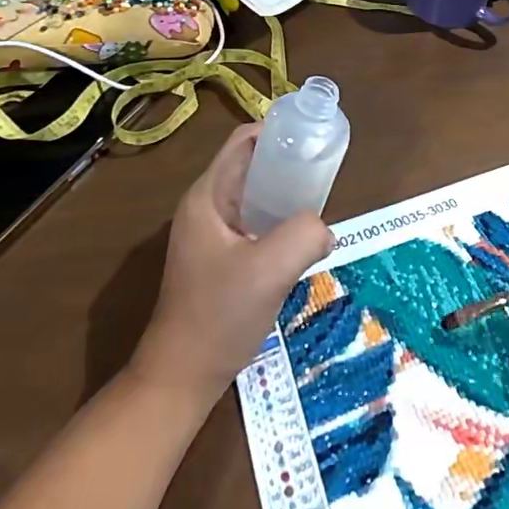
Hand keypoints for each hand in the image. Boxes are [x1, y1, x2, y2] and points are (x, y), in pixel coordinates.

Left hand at [129, 124, 333, 403]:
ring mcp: (210, 234)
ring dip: (284, 197)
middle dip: (287, 165)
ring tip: (319, 205)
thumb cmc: (219, 315)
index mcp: (207, 196)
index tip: (313, 140)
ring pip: (254, 198)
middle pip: (251, 167)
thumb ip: (304, 235)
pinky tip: (300, 242)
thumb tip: (325, 229)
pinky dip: (278, 223)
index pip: (243, 142)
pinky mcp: (219, 258)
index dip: (278, 132)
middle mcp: (205, 207)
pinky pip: (254, 225)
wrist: (183, 375)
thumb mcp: (270, 269)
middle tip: (324, 175)